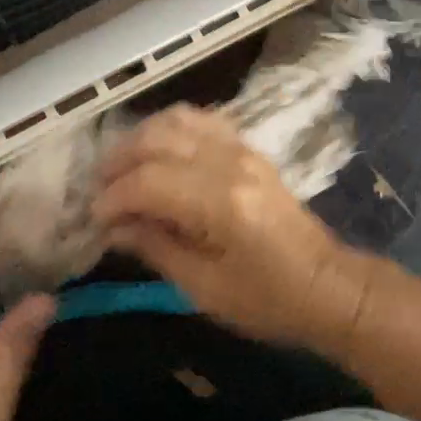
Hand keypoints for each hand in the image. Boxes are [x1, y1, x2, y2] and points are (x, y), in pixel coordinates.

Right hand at [93, 105, 376, 348]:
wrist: (326, 285)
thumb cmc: (267, 300)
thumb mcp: (204, 290)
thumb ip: (156, 248)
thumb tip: (113, 227)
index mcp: (221, 203)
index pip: (149, 181)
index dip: (113, 197)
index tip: (94, 218)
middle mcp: (230, 163)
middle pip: (157, 140)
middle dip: (119, 161)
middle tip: (99, 188)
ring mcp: (242, 148)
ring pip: (177, 120)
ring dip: (140, 138)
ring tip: (120, 166)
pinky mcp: (248, 147)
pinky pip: (200, 121)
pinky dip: (169, 129)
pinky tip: (155, 150)